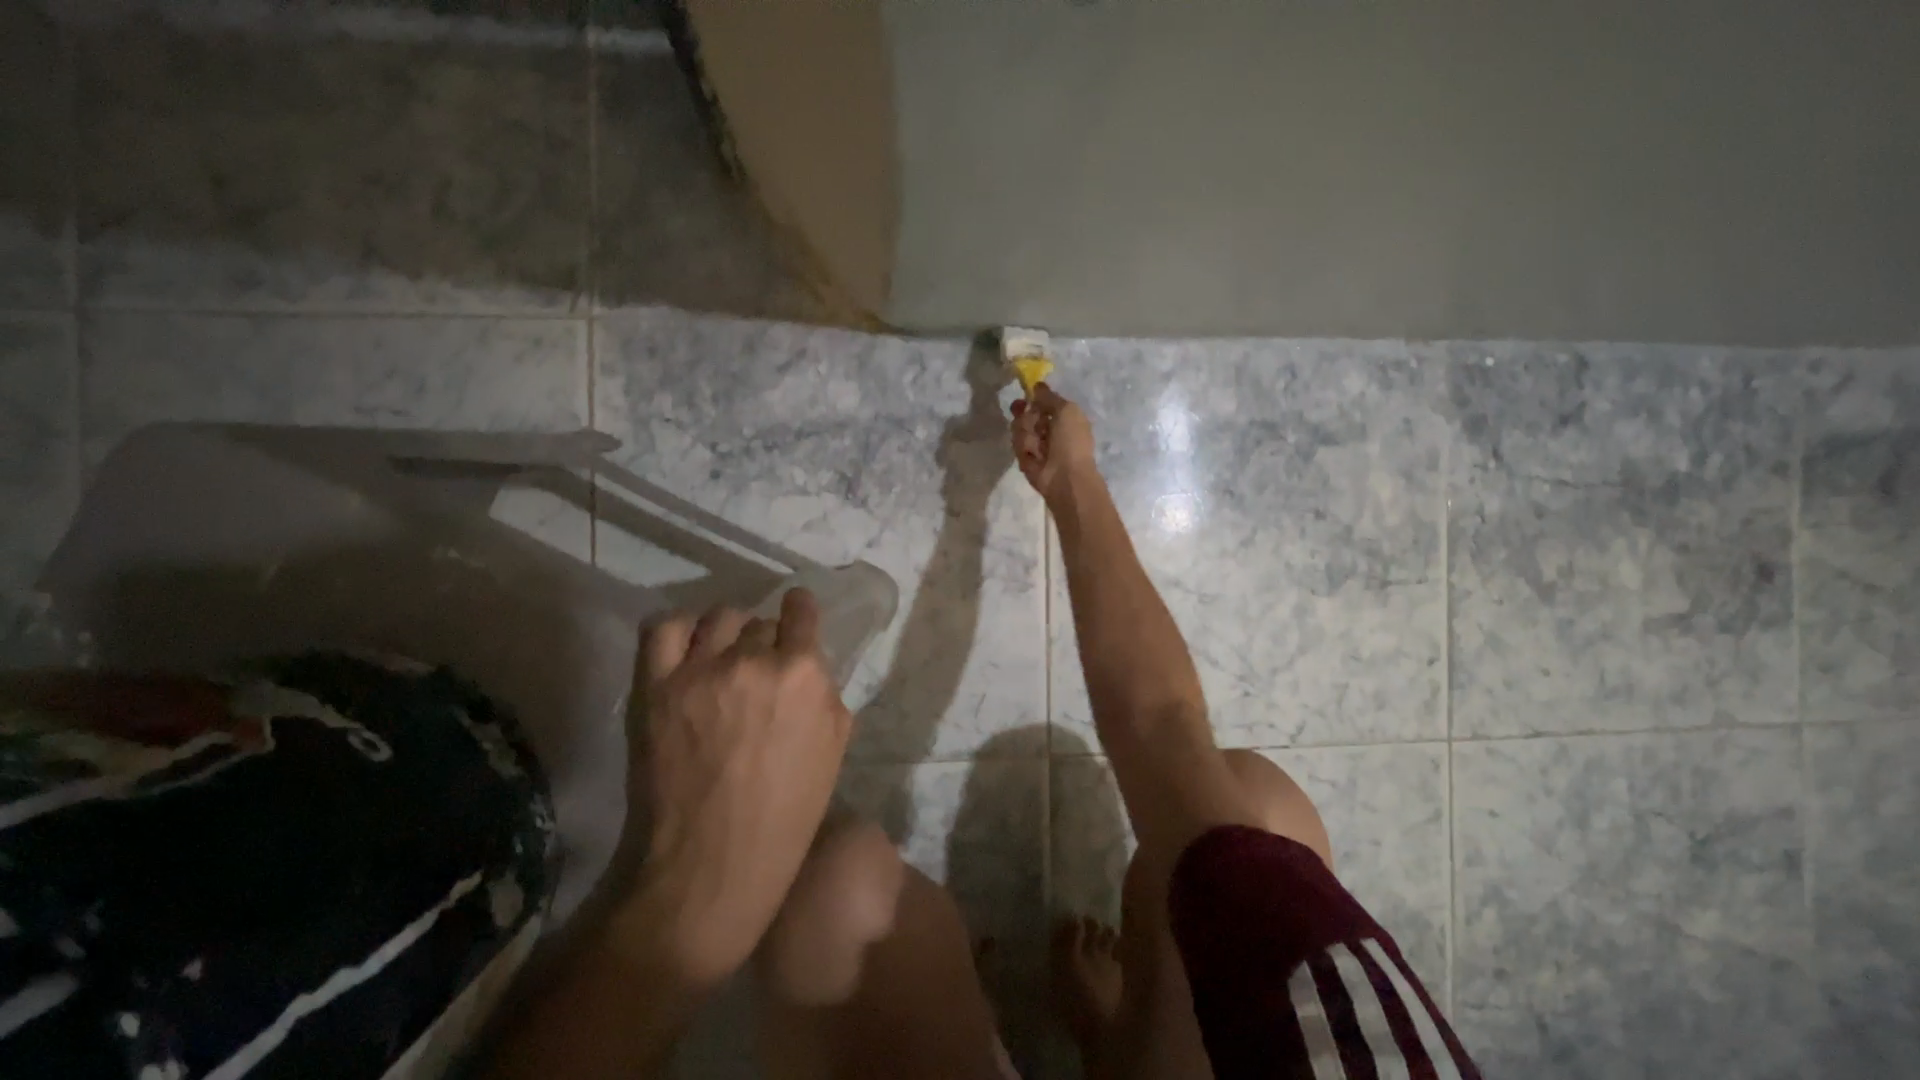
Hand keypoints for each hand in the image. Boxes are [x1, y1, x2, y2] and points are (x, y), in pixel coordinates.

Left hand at [628, 589, 852, 986]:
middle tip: (756, 669)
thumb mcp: (832, 755)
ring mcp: (700, 670)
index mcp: (804, 676)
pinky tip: (686, 649)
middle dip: (763, 641)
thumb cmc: (784, 821)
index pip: (802, 615)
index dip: (800, 610)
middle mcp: (753, 660)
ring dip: (726, 632)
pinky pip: (666, 628)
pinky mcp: (656, 685)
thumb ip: (826, 700)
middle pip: (759, 623)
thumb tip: (809, 671)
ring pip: (718, 619)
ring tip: (719, 657)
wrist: (709, 867)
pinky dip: (681, 630)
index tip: (795, 611)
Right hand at [1010, 383, 1097, 503]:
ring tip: (1036, 445)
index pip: (1043, 401)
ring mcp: (1036, 442)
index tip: (1027, 395)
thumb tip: (1037, 385)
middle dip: (1025, 415)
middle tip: (1028, 420)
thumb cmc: (1071, 440)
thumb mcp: (1066, 410)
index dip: (1034, 398)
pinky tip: (1033, 456)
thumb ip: (1049, 397)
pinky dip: (1024, 447)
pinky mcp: (1025, 456)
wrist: (1065, 476)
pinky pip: (1017, 443)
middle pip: (1026, 412)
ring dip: (1026, 433)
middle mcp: (1049, 428)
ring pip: (1019, 426)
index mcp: (1064, 416)